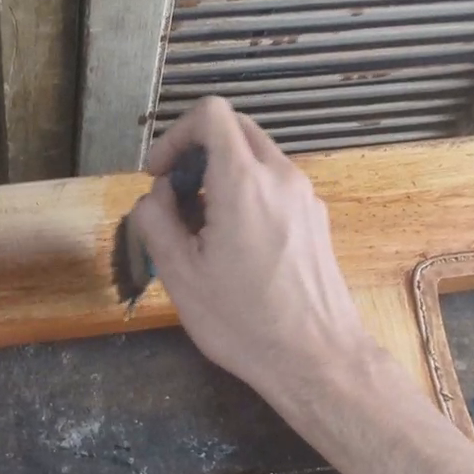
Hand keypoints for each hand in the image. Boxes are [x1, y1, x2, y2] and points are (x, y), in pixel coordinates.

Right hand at [129, 96, 378, 409]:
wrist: (317, 359)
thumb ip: (156, 221)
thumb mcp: (180, 275)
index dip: (174, 135)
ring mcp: (305, 197)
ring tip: (201, 229)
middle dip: (196, 152)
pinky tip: (234, 244)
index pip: (210, 114)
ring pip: (256, 157)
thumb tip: (156, 197)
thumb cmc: (243, 322)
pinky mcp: (315, 219)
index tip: (158, 175)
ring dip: (220, 174)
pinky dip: (245, 192)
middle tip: (174, 198)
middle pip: (234, 129)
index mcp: (243, 182)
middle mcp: (281, 177)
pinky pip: (274, 184)